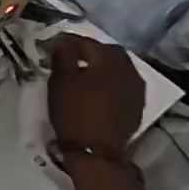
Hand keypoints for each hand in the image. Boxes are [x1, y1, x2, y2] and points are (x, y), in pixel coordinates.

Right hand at [47, 32, 143, 153]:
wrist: (96, 149)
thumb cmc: (73, 112)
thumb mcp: (60, 81)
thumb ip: (63, 55)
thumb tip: (64, 41)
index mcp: (108, 60)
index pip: (86, 41)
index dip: (67, 40)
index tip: (51, 43)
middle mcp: (128, 69)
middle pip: (108, 50)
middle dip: (89, 49)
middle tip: (69, 55)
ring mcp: (136, 87)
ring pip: (119, 66)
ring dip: (102, 64)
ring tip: (83, 70)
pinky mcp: (137, 102)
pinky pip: (124, 81)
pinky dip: (110, 79)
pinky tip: (98, 87)